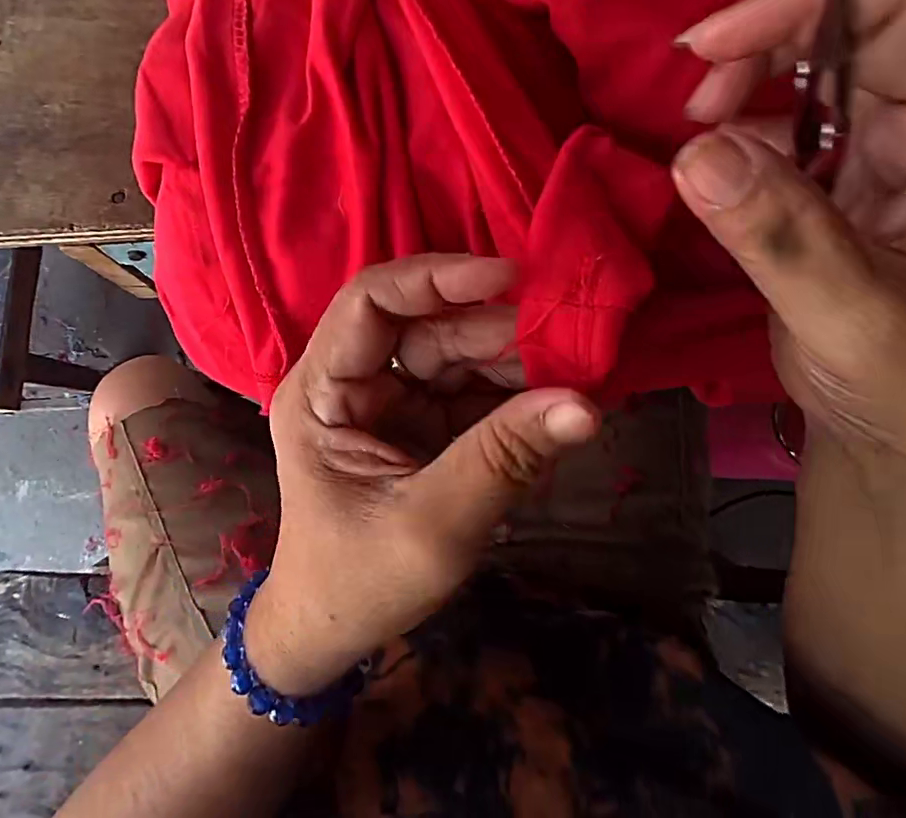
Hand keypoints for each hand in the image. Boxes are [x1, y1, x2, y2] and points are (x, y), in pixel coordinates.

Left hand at [242, 254, 599, 693]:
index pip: (369, 302)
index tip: (509, 276)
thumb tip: (585, 405)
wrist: (334, 628)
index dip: (435, 278)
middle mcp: (349, 380)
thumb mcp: (432, 526)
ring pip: (452, 350)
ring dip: (511, 357)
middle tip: (568, 340)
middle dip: (493, 327)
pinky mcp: (417, 418)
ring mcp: (385, 397)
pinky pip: (468, 386)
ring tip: (573, 370)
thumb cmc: (360, 580)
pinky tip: (554, 397)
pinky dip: (511, 390)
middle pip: (422, 324)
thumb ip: (503, 460)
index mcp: (320, 390)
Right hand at [674, 0, 905, 809]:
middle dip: (761, 46)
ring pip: (813, 74)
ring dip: (742, 89)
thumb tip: (692, 151)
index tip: (702, 52)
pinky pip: (783, 129)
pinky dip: (733, 134)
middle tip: (689, 103)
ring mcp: (894, 155)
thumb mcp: (858, 321)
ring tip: (691, 138)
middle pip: (855, 29)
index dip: (804, 6)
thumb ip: (782, 236)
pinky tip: (706, 173)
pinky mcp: (844, 187)